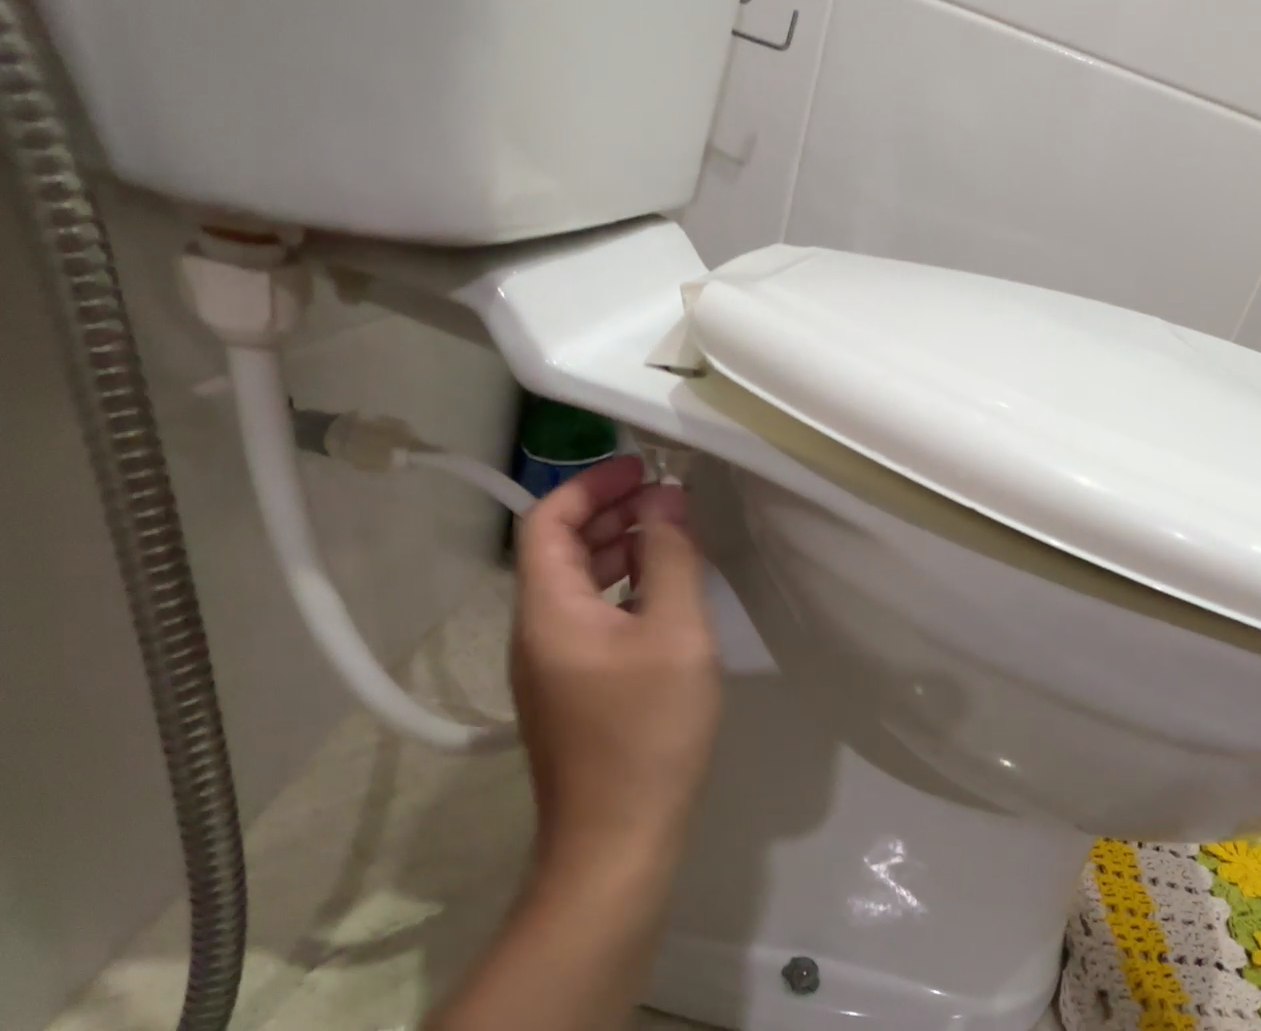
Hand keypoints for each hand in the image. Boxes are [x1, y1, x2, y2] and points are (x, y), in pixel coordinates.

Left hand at [510, 455, 719, 865]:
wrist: (618, 841)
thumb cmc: (648, 731)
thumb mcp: (675, 634)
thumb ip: (671, 558)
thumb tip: (668, 497)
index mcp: (548, 608)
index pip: (547, 519)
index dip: (591, 483)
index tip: (643, 465)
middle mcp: (538, 630)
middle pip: (560, 549)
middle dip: (610, 512)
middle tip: (667, 496)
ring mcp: (554, 665)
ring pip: (579, 586)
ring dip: (620, 550)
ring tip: (674, 537)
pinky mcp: (576, 692)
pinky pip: (594, 618)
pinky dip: (626, 590)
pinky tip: (668, 598)